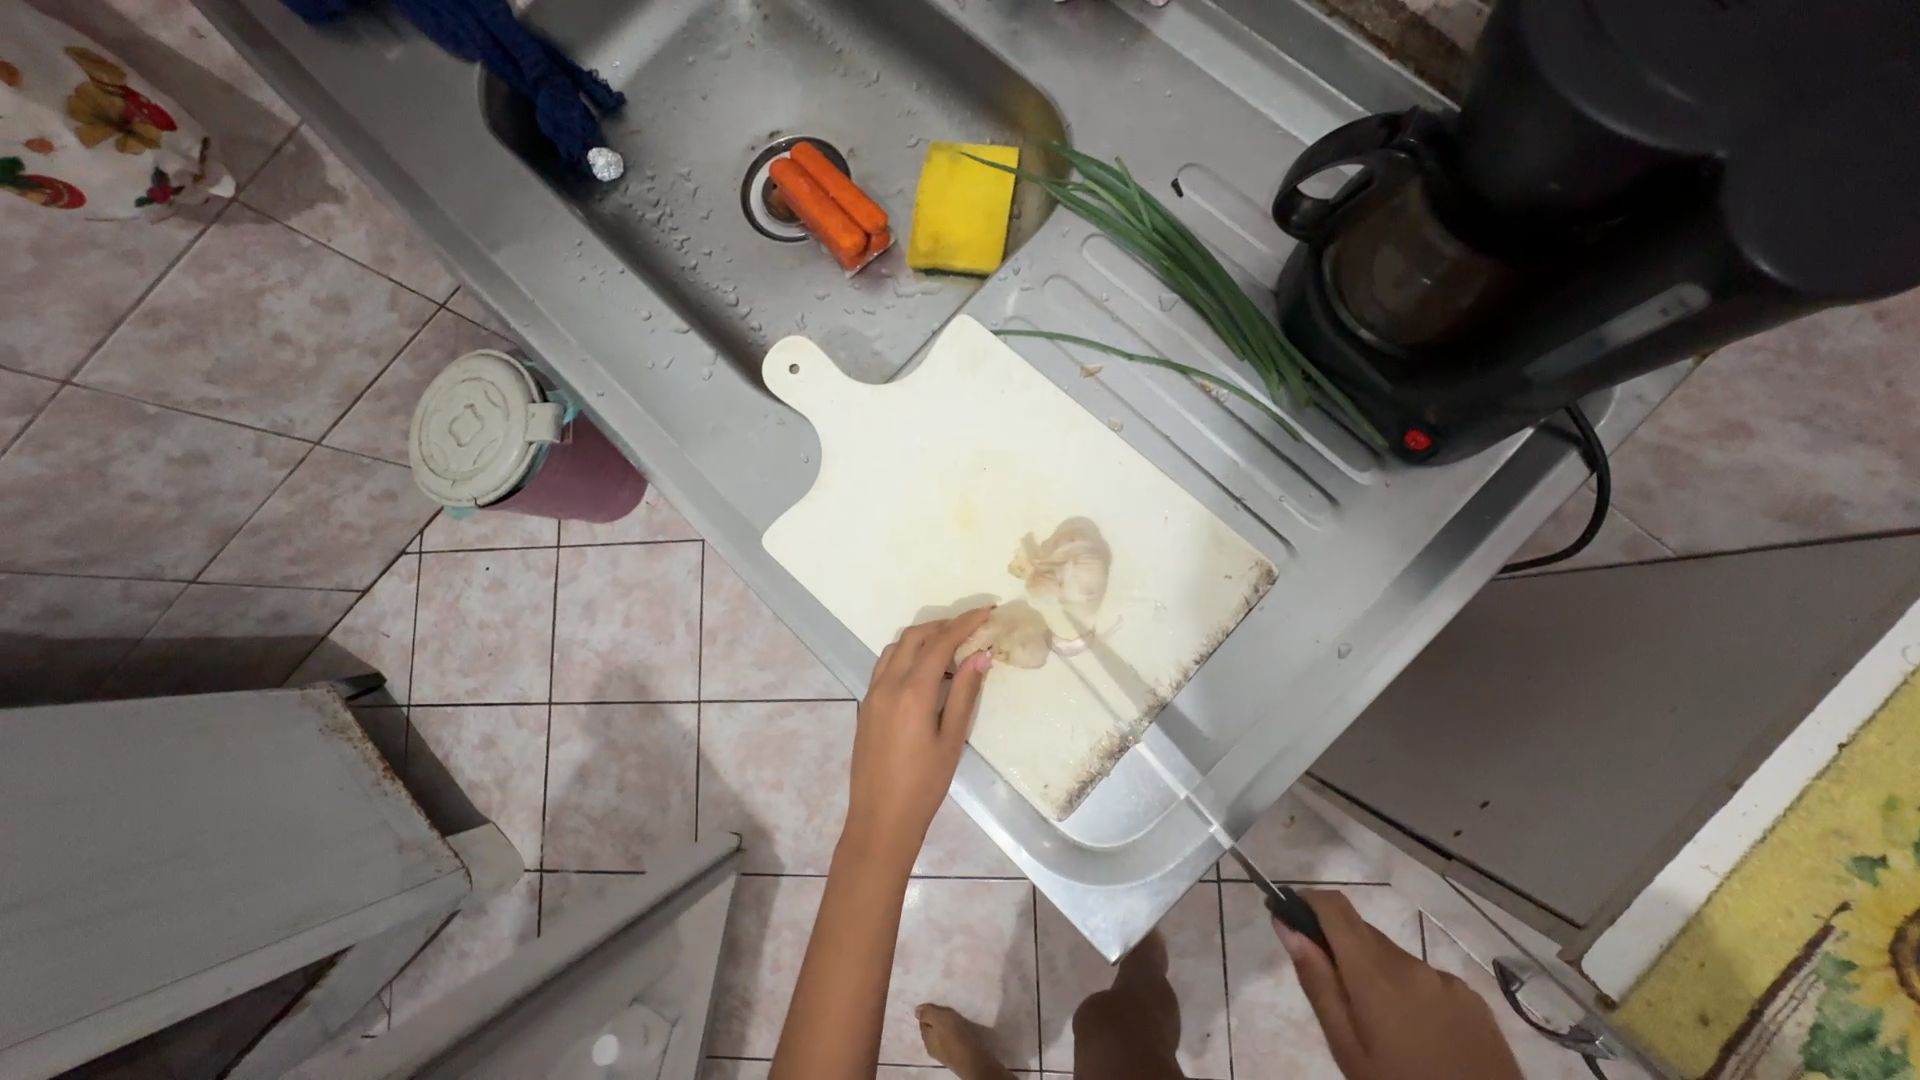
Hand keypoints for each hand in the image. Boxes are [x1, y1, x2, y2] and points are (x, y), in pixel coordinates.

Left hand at [841, 607, 995, 866]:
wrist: (880, 819)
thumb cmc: (924, 785)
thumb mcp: (952, 739)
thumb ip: (964, 693)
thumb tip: (981, 655)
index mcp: (912, 692)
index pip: (940, 643)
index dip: (965, 623)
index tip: (988, 612)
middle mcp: (887, 684)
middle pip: (915, 637)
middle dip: (944, 625)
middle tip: (973, 626)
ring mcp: (872, 694)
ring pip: (896, 648)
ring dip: (923, 639)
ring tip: (953, 648)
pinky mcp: (867, 705)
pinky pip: (885, 665)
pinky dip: (907, 655)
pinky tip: (927, 672)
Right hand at [1277, 891, 1523, 1079]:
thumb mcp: (1348, 1050)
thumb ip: (1317, 983)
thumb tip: (1287, 926)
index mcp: (1377, 974)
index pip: (1335, 907)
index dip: (1309, 903)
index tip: (1291, 919)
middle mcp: (1413, 964)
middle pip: (1363, 934)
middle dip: (1342, 952)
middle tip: (1339, 1005)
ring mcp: (1449, 981)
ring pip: (1395, 960)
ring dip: (1378, 977)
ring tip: (1386, 1034)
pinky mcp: (1475, 1000)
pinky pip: (1427, 981)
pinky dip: (1411, 994)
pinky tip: (1422, 1039)